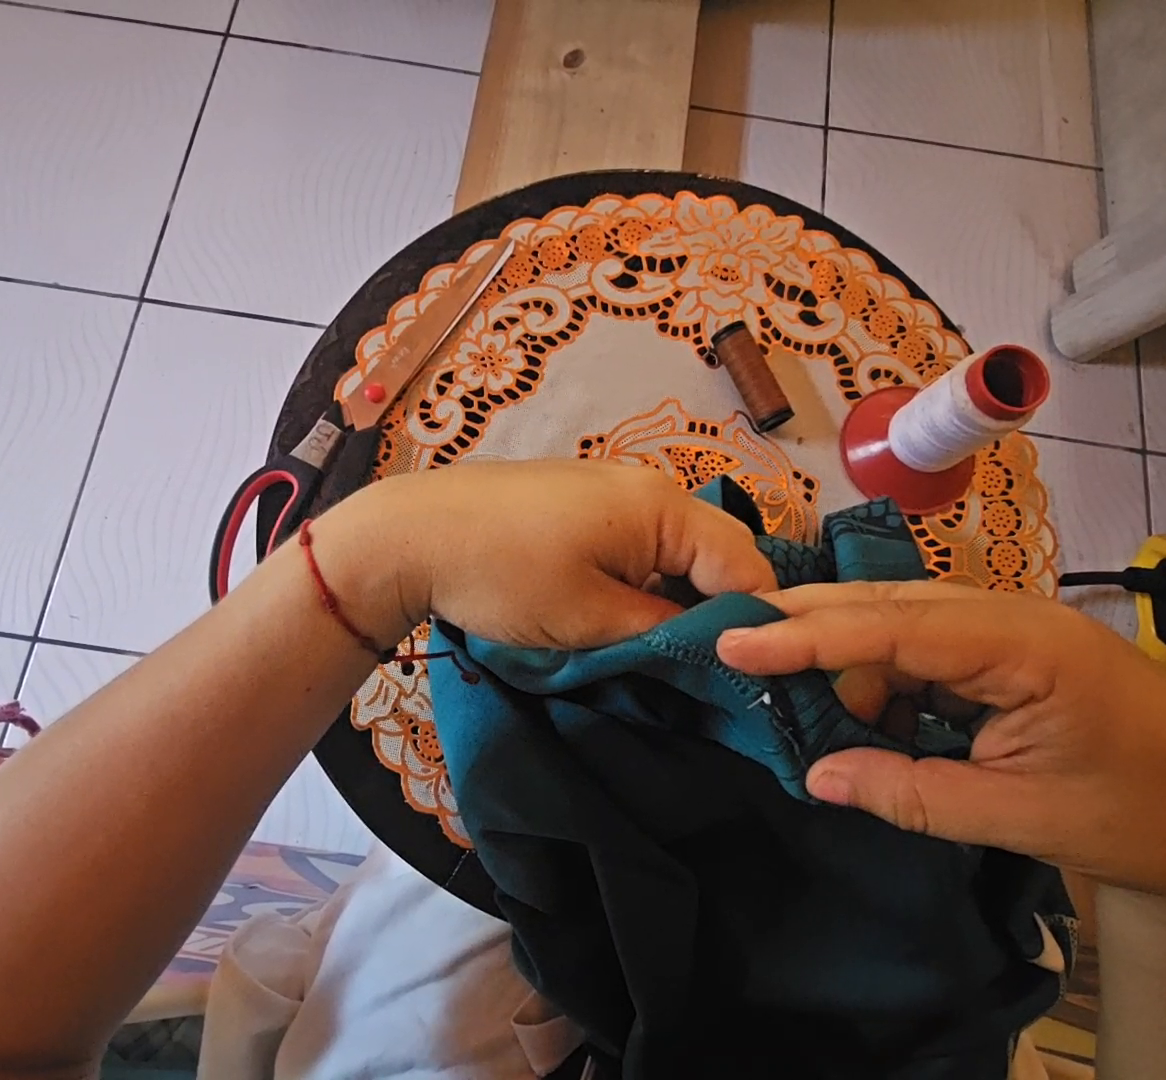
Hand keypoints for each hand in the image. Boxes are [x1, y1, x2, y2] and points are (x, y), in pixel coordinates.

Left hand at [320, 460, 776, 649]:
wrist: (413, 533)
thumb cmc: (504, 576)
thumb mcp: (590, 619)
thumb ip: (661, 631)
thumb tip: (707, 646)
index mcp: (663, 508)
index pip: (745, 567)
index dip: (751, 624)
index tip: (742, 676)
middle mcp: (649, 486)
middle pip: (715, 552)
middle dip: (716, 609)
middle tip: (702, 667)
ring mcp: (614, 487)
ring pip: (676, 548)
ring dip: (677, 594)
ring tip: (662, 647)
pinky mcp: (583, 499)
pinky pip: (640, 539)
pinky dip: (645, 576)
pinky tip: (625, 611)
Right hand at [714, 580, 1165, 912]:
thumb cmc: (1141, 821)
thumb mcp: (1018, 817)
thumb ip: (909, 793)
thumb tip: (814, 776)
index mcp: (1026, 646)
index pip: (892, 626)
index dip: (806, 635)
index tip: (734, 642)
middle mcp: (1009, 616)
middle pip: (881, 603)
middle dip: (805, 623)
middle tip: (731, 643)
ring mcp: (1003, 628)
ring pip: (891, 623)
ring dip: (840, 660)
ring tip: (795, 702)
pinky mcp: (997, 650)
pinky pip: (915, 650)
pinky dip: (875, 679)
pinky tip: (858, 714)